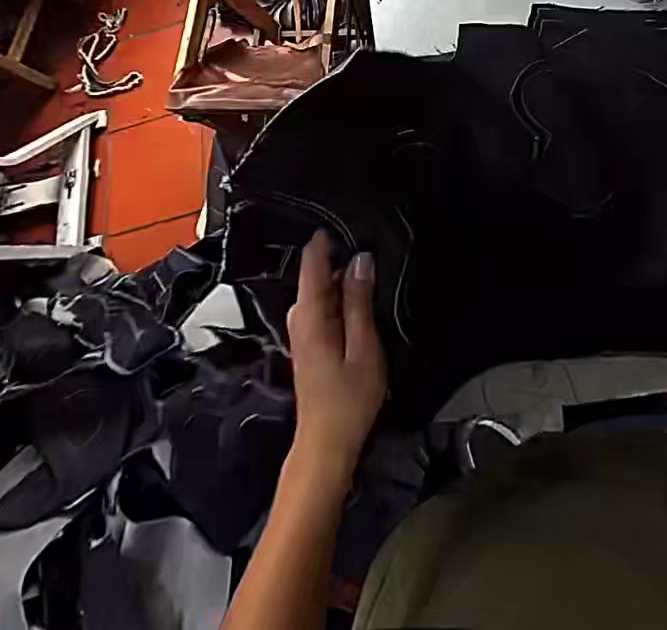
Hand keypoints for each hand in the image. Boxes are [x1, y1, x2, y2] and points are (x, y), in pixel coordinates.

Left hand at [286, 231, 385, 471]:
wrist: (326, 445)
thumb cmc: (348, 400)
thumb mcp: (364, 348)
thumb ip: (360, 303)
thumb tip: (361, 261)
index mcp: (310, 317)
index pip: (312, 265)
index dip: (325, 241)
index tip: (342, 221)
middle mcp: (299, 321)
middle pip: (315, 278)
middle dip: (338, 259)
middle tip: (367, 245)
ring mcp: (301, 334)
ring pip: (320, 293)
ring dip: (340, 280)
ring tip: (367, 270)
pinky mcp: (309, 345)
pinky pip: (322, 308)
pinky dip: (338, 298)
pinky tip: (358, 303)